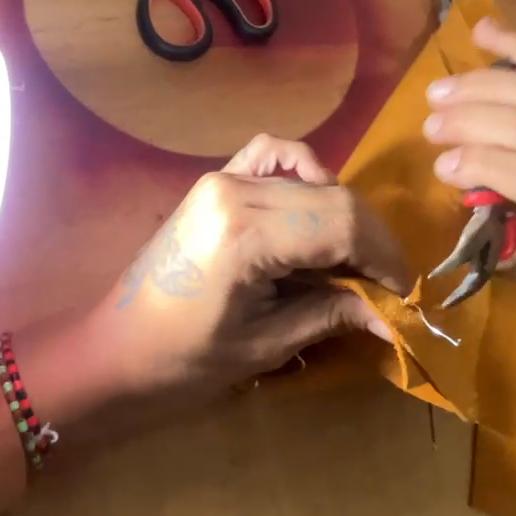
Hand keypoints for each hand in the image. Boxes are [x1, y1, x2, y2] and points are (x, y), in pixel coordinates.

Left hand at [24, 136, 406, 433]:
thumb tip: (393, 316)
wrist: (114, 348)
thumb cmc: (183, 362)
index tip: (402, 292)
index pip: (341, 224)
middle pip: (333, 198)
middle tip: (385, 282)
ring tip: (350, 256)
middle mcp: (236, 190)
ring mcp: (221, 178)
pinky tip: (315, 199)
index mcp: (246, 233)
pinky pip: (271, 154)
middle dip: (370, 240)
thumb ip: (331, 314)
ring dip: (343, 212)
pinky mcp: (214, 180)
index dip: (382, 257)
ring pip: (311, 176)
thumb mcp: (265, 345)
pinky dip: (304, 170)